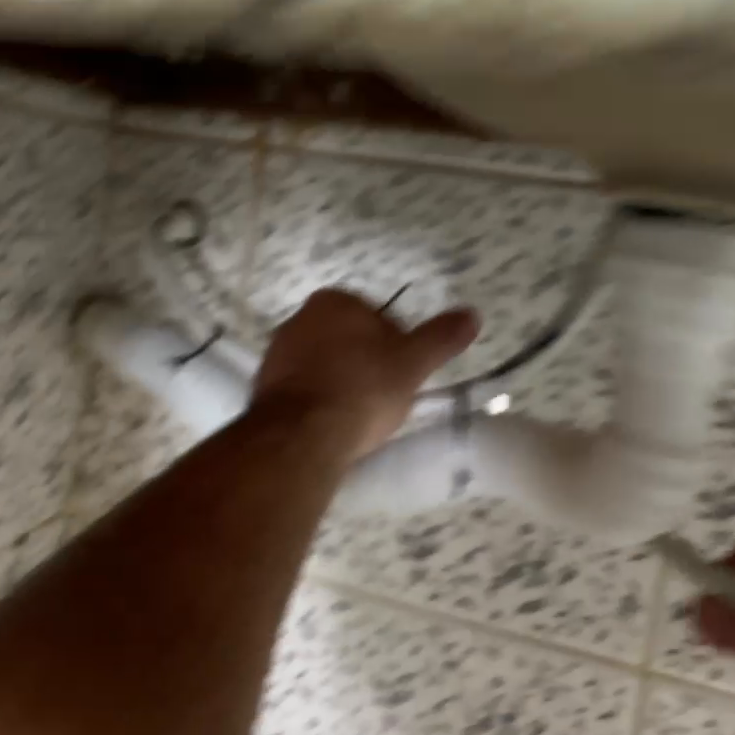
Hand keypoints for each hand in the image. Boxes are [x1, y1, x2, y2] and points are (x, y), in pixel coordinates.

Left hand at [250, 289, 479, 460]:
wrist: (303, 433)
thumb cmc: (363, 388)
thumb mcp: (413, 363)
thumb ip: (441, 337)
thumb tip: (472, 314)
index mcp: (334, 301)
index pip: (376, 318)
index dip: (395, 349)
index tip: (402, 378)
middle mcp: (299, 317)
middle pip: (346, 340)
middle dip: (363, 364)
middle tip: (382, 399)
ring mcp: (276, 352)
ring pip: (321, 365)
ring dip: (338, 383)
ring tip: (356, 418)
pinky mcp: (262, 386)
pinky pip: (300, 389)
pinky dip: (316, 402)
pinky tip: (329, 426)